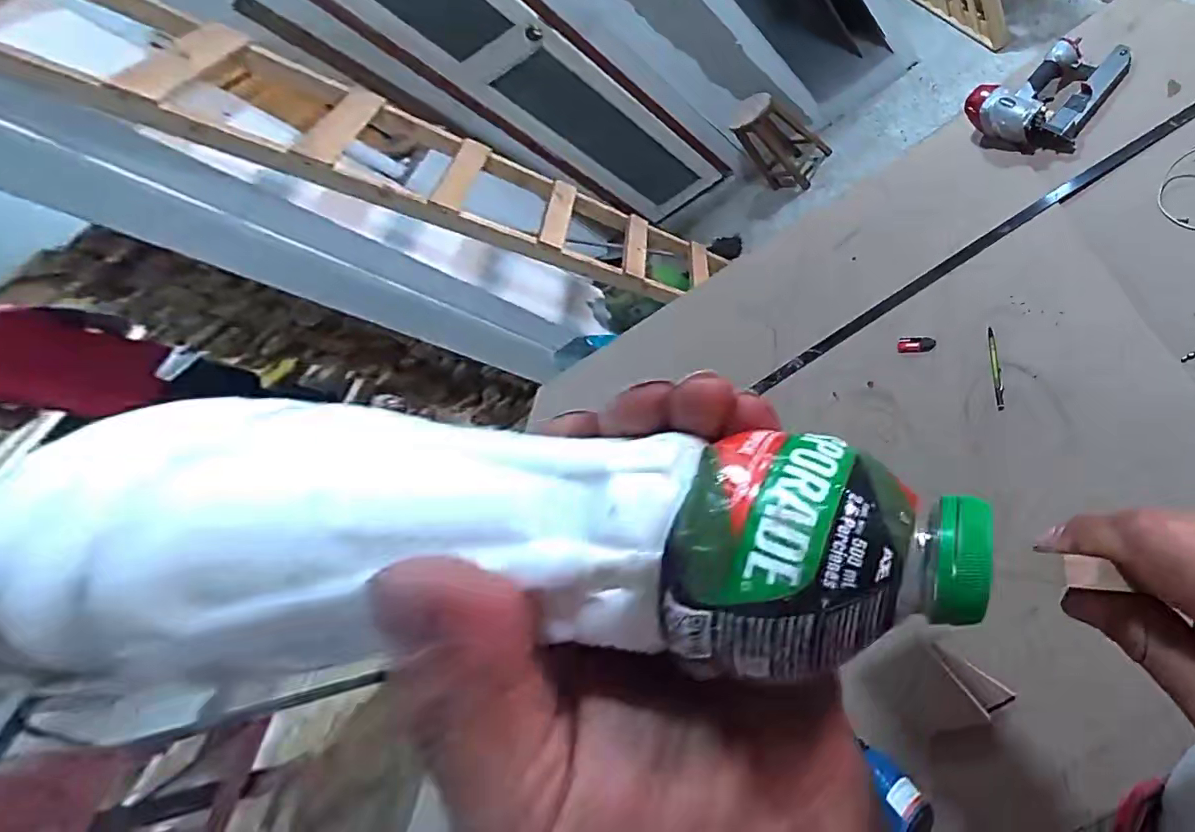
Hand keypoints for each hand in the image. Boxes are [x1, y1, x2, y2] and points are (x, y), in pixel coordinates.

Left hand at [372, 374, 872, 831]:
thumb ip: (470, 698)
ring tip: (728, 403)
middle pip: (640, 480)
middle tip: (675, 402)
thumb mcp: (530, 792)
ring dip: (717, 427)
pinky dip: (780, 461)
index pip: (551, 514)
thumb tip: (410, 571)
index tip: (590, 425)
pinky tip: (777, 433)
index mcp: (563, 620)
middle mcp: (636, 585)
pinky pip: (782, 508)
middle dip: (653, 424)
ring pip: (711, 480)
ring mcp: (716, 578)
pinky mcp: (784, 580)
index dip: (566, 456)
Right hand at [1038, 508, 1194, 822]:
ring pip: (1173, 522)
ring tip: (1144, 606)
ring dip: (1141, 554)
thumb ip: (1146, 642)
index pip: (1147, 537)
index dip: (1087, 536)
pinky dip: (1172, 551)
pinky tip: (1186, 592)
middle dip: (1108, 552)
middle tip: (1087, 595)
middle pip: (1155, 524)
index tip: (1043, 550)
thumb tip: (1081, 597)